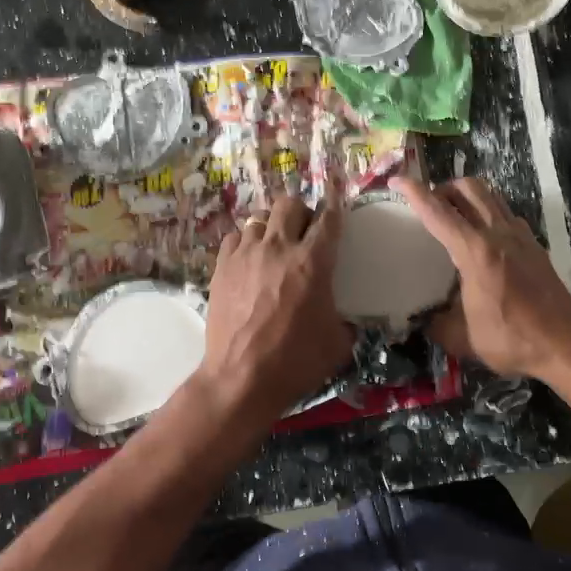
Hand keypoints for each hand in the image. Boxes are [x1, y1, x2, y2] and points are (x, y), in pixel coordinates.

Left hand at [197, 194, 356, 423]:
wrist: (241, 380)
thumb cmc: (295, 362)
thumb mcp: (338, 344)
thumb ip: (345, 321)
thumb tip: (348, 320)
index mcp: (312, 262)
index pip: (328, 218)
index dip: (335, 201)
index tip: (336, 190)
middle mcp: (278, 248)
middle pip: (289, 205)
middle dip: (301, 212)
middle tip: (304, 232)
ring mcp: (246, 255)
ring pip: (259, 218)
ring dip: (271, 228)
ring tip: (273, 247)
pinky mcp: (222, 268)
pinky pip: (235, 238)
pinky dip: (245, 243)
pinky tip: (249, 261)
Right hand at [392, 177, 570, 382]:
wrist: (566, 347)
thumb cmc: (512, 341)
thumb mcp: (462, 339)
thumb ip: (436, 324)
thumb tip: (421, 318)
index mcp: (476, 252)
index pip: (438, 212)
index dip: (414, 192)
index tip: (396, 180)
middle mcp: (498, 234)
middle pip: (469, 188)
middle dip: (444, 187)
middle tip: (429, 205)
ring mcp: (521, 236)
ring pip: (491, 195)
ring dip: (468, 195)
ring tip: (454, 214)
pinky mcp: (534, 244)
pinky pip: (506, 213)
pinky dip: (489, 212)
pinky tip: (484, 236)